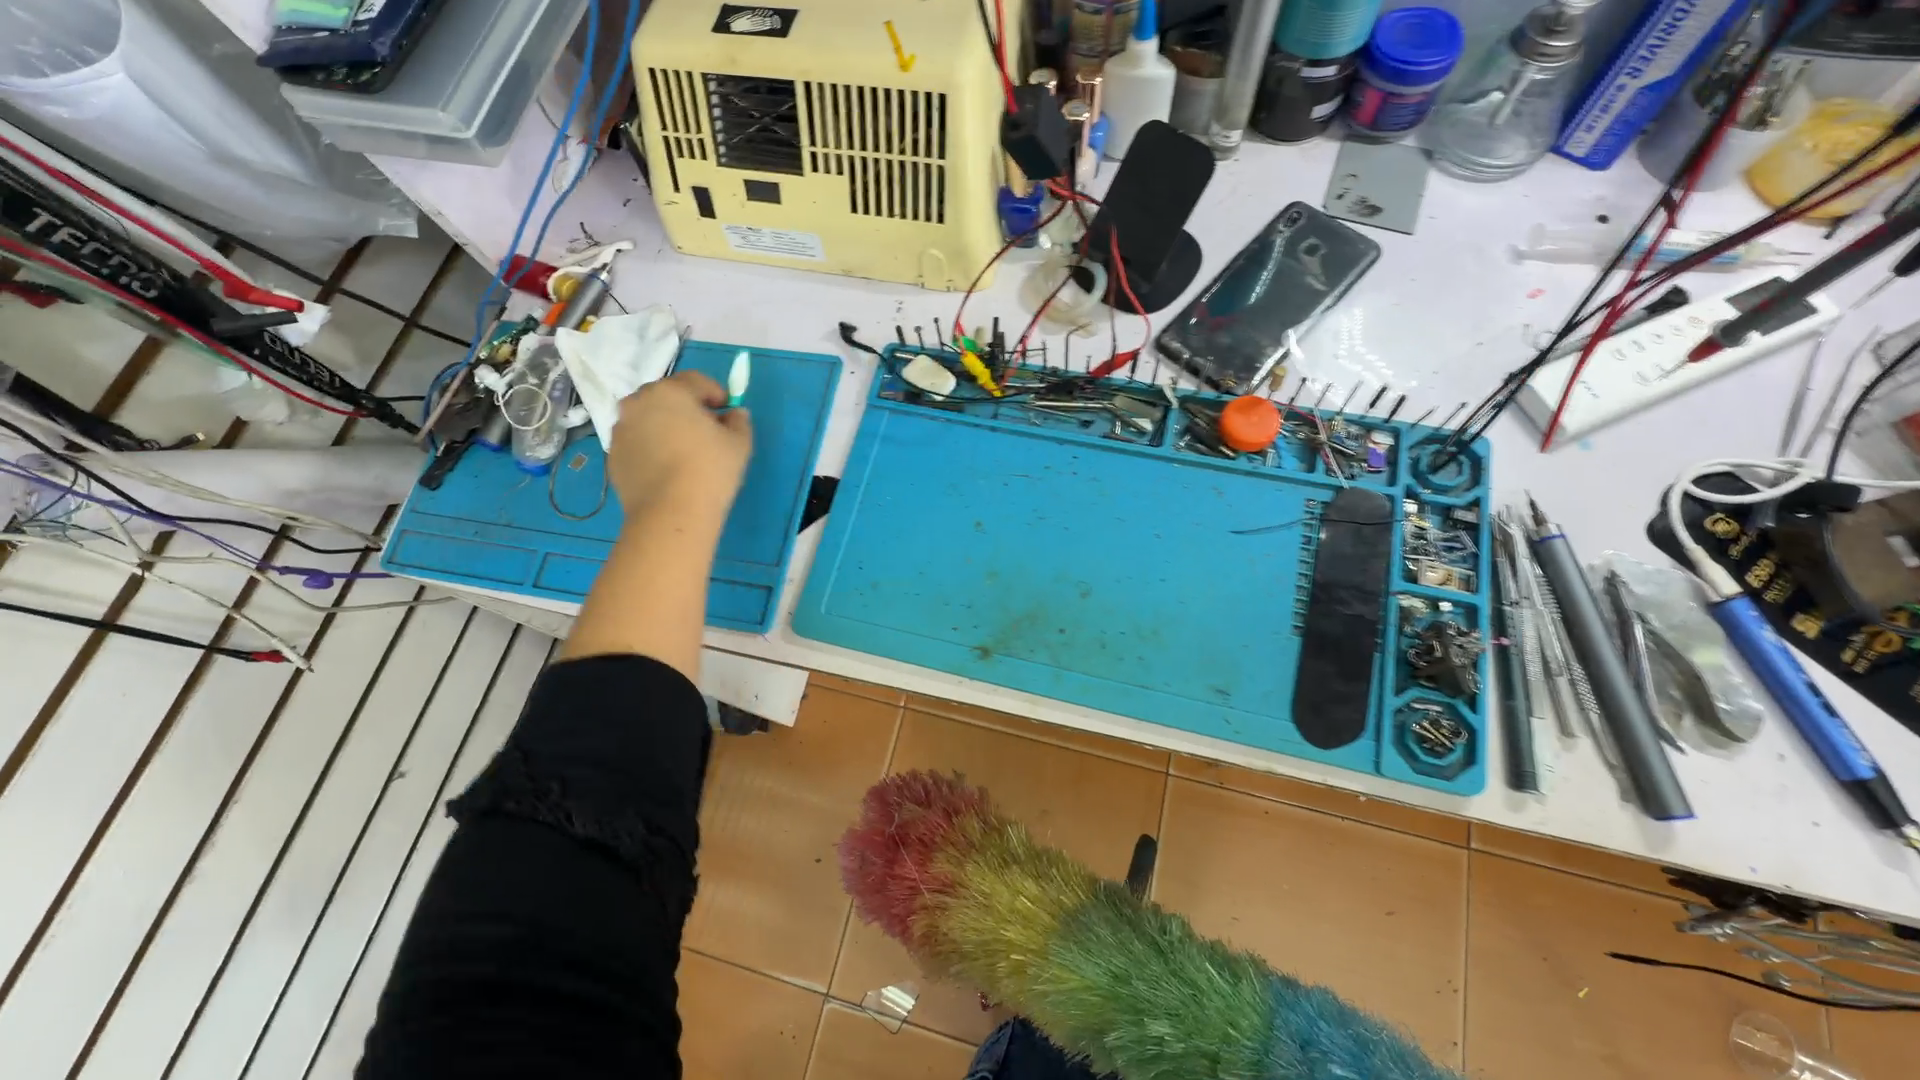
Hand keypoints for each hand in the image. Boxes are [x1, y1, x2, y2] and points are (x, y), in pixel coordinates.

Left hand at [608, 372, 752, 527]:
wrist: (670, 513)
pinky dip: (651, 446)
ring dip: (665, 426)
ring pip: (648, 418)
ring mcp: (621, 429)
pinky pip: (637, 441)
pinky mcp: (613, 455)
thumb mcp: (739, 443)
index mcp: (670, 391)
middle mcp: (638, 402)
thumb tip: (733, 414)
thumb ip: (739, 421)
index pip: (696, 381)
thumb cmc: (709, 470)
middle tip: (705, 431)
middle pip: (667, 396)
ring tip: (682, 452)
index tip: (727, 411)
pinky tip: (666, 469)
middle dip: (686, 407)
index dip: (716, 393)